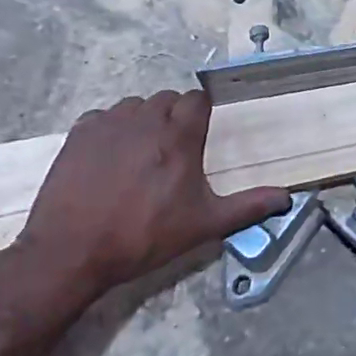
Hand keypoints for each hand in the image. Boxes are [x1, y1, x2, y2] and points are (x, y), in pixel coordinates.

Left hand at [13, 89, 291, 295]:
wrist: (68, 256)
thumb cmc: (142, 236)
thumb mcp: (203, 225)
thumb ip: (247, 207)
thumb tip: (287, 199)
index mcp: (180, 137)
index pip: (197, 99)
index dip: (201, 113)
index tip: (199, 134)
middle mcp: (147, 121)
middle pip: (167, 99)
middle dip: (173, 116)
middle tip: (171, 148)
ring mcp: (109, 127)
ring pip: (134, 105)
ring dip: (142, 119)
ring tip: (140, 150)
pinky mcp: (77, 137)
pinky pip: (101, 117)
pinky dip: (109, 128)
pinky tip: (108, 155)